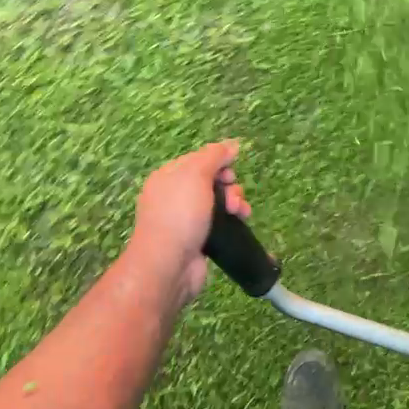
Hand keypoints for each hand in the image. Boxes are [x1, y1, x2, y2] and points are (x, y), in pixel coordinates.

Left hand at [127, 140, 251, 306]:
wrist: (169, 265)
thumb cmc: (180, 213)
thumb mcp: (196, 174)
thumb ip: (214, 155)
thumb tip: (232, 144)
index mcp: (168, 176)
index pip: (198, 159)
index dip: (218, 162)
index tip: (231, 171)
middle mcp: (174, 195)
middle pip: (210, 180)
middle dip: (228, 184)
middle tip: (233, 197)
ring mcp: (185, 219)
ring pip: (217, 201)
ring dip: (234, 201)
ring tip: (240, 212)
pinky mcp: (197, 238)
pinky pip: (218, 222)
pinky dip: (231, 220)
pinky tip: (241, 222)